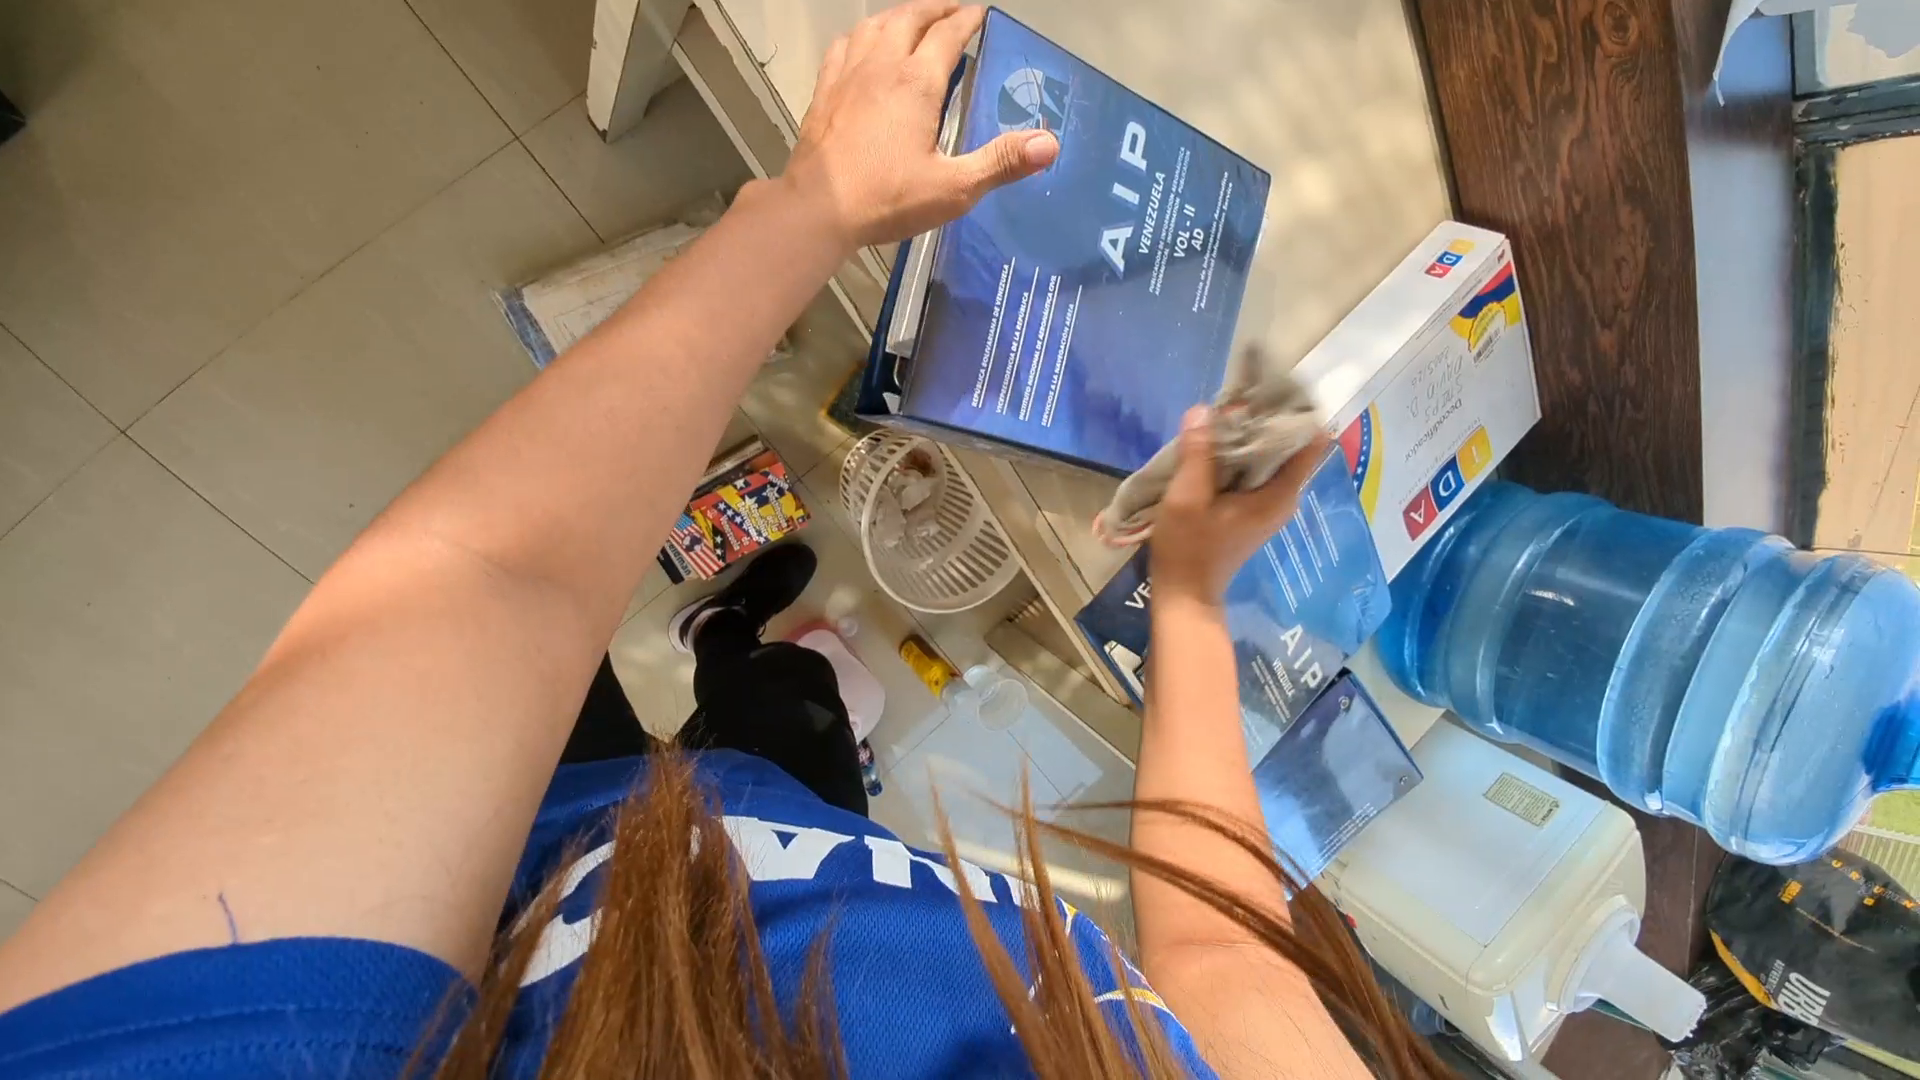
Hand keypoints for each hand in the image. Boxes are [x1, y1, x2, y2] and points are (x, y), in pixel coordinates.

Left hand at [780, 2, 1059, 251]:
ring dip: (900, 16)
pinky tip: (865, 47)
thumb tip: (1049, 143)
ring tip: (913, 21)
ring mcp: (848, 73)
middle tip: (952, 11)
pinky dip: (863, 36)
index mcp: (917, 82)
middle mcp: (883, 64)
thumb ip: (1000, 163)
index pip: (949, 33)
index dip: (968, 20)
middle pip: (912, 17)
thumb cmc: (886, 200)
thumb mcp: (953, 189)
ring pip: (877, 24)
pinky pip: (845, 45)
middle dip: (936, 9)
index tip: (980, 14)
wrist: (817, 209)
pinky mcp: (825, 91)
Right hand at [1149, 407, 1331, 604]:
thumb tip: (1203, 410)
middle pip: (1287, 446)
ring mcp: (1268, 504)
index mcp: (1279, 494)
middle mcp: (1282, 497)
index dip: (1292, 412)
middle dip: (1265, 420)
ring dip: (1248, 437)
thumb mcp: (1186, 498)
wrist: (1184, 594)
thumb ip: (1197, 454)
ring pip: (1268, 458)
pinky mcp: (1251, 509)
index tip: (1268, 390)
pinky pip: (1253, 471)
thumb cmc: (1188, 548)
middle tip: (1237, 397)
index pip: (1309, 442)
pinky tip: (1215, 445)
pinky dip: (1239, 455)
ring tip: (1223, 415)